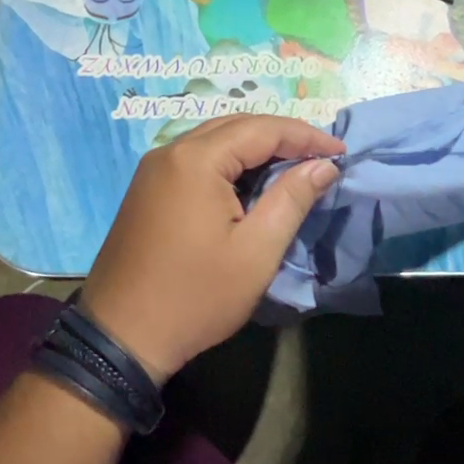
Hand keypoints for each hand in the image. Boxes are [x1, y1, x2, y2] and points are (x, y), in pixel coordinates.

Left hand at [79, 115, 344, 382]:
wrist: (122, 337)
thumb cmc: (196, 296)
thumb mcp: (256, 252)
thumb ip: (291, 200)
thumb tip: (323, 166)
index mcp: (196, 160)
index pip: (262, 129)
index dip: (306, 136)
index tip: (341, 152)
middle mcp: (169, 152)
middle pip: (235, 127)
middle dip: (281, 137)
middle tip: (320, 158)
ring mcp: (152, 171)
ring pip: (213, 141)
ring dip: (254, 149)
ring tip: (293, 169)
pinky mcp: (146, 191)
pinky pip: (194, 160)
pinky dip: (228, 164)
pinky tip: (250, 185)